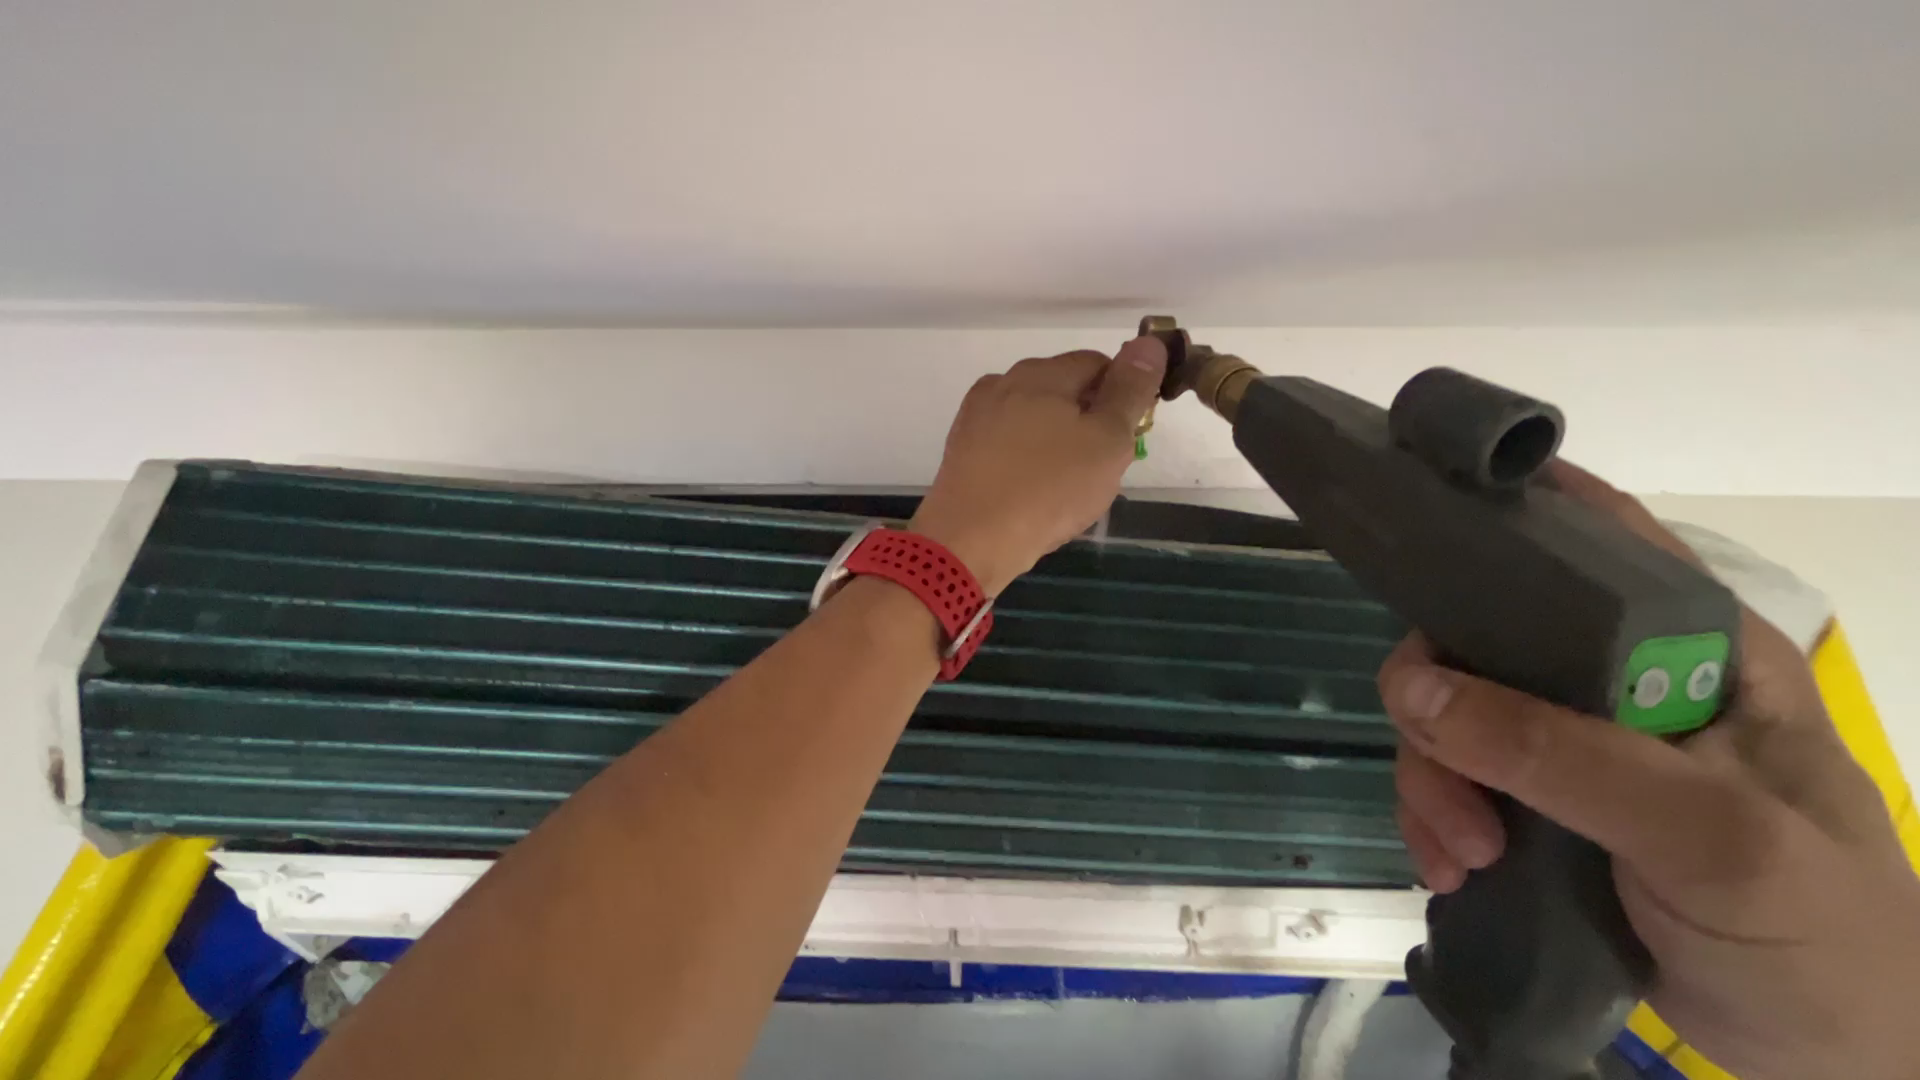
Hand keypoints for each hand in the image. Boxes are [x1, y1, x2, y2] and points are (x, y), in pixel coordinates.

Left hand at [908, 337, 1166, 594]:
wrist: (970, 541)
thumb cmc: (1048, 490)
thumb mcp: (1107, 440)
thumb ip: (1130, 390)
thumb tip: (1148, 341)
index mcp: (1041, 373)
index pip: (1098, 364)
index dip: (1123, 395)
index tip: (1129, 436)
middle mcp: (1003, 383)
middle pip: (1062, 389)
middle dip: (1088, 420)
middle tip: (1100, 469)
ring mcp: (977, 417)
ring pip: (1033, 418)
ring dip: (1057, 441)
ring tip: (1066, 486)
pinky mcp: (961, 450)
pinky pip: (1008, 443)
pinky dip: (1026, 459)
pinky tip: (1033, 492)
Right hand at [1380, 461, 1919, 1079]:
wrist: (1834, 1061)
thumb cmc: (1821, 935)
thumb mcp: (1709, 837)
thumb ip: (1562, 756)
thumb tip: (1413, 688)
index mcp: (1684, 641)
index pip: (1586, 538)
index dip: (1501, 515)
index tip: (1414, 526)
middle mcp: (1611, 672)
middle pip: (1477, 638)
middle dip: (1436, 711)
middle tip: (1449, 794)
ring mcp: (1565, 735)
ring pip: (1446, 713)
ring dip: (1431, 784)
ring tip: (1460, 858)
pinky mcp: (1532, 794)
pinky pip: (1446, 774)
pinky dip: (1431, 819)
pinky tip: (1451, 868)